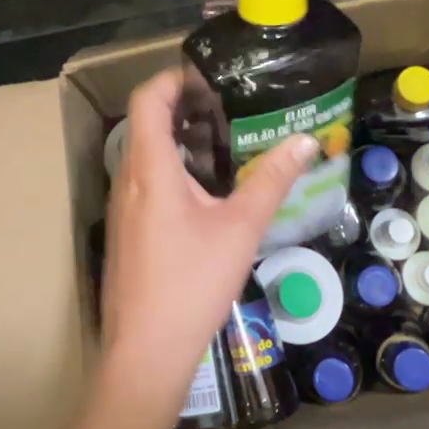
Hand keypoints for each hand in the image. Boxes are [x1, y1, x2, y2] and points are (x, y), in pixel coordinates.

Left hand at [99, 69, 318, 385]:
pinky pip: (145, 181)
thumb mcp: (241, 229)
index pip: (147, 98)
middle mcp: (128, 178)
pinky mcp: (126, 230)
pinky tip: (207, 190)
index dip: (173, 78)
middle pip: (146, 122)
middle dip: (183, 107)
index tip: (209, 75)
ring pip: (145, 153)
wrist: (145, 353)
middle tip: (228, 105)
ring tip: (225, 140)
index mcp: (149, 168)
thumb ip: (272, 180)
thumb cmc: (192, 283)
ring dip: (178, 139)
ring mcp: (123, 206)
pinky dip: (172, 168)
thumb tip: (305, 140)